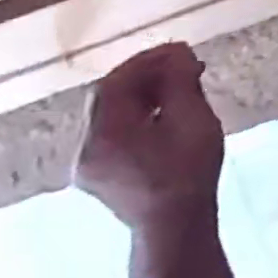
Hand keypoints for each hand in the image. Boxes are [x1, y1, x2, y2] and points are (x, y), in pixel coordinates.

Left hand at [75, 42, 223, 232]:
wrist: (176, 227)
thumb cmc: (189, 173)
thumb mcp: (192, 120)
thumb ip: (180, 83)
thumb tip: (178, 55)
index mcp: (104, 135)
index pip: (116, 82)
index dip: (147, 61)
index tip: (180, 51)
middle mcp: (85, 148)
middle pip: (108, 97)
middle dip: (145, 75)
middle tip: (181, 64)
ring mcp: (88, 163)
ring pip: (110, 113)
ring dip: (142, 93)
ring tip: (179, 83)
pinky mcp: (98, 173)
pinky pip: (113, 130)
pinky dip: (137, 112)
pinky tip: (164, 110)